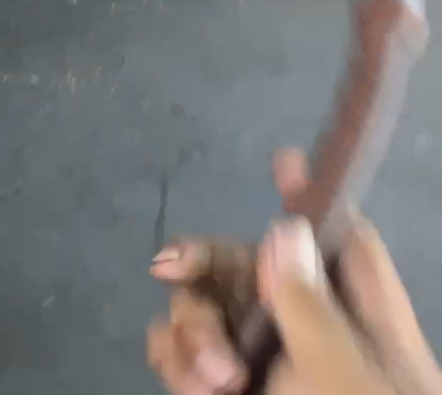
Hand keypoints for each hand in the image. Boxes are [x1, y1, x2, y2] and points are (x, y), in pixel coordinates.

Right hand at [147, 149, 441, 394]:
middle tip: (167, 271)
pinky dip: (172, 360)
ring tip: (205, 381)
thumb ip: (309, 304)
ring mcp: (266, 367)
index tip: (289, 159)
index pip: (343, 247)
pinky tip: (187, 385)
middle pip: (241, 263)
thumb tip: (283, 227)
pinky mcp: (228, 390)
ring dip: (186, 333)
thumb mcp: (345, 379)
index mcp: (364, 329)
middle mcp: (308, 336)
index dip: (316, 201)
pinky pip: (180, 351)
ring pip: (199, 308)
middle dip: (198, 268)